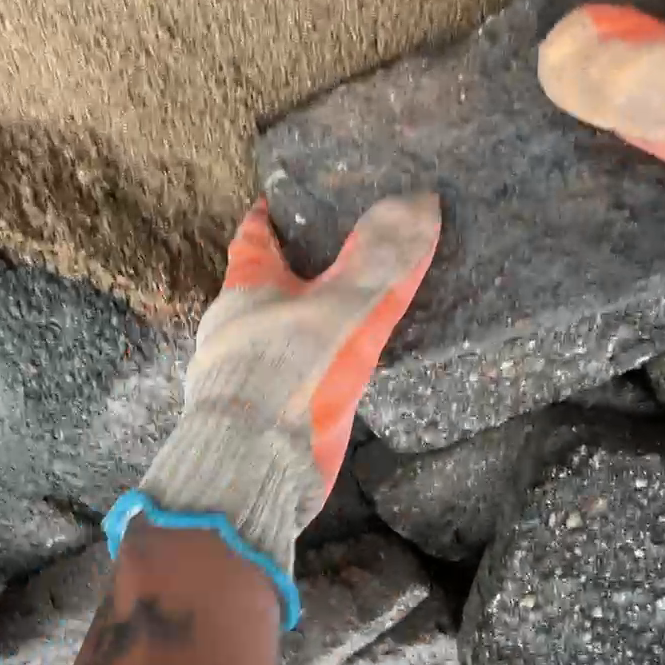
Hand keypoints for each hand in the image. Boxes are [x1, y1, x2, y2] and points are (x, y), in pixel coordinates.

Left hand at [129, 196, 439, 577]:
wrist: (254, 467)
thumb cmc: (286, 373)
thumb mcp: (341, 308)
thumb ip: (379, 261)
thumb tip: (420, 202)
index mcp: (247, 289)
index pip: (254, 238)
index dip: (272, 215)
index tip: (288, 196)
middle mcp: (243, 327)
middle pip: (270, 283)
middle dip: (303, 265)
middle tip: (349, 245)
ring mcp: (255, 371)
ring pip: (288, 329)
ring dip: (316, 316)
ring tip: (362, 299)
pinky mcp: (272, 409)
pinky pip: (303, 369)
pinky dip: (325, 358)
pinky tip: (356, 360)